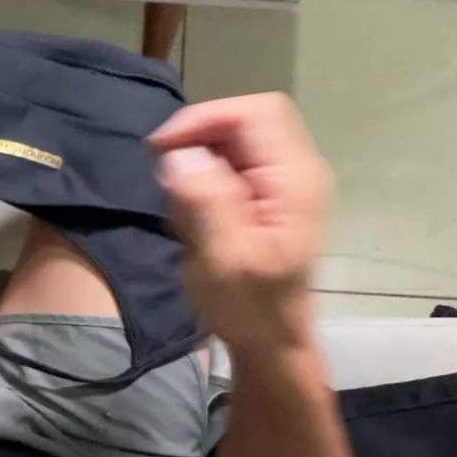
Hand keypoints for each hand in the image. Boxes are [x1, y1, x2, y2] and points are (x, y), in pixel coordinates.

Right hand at [148, 92, 331, 354]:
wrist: (270, 343)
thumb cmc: (249, 308)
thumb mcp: (223, 259)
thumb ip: (205, 202)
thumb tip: (179, 155)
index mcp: (294, 181)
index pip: (255, 113)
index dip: (205, 119)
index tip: (162, 150)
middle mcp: (294, 173)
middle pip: (244, 122)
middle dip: (197, 141)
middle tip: (165, 177)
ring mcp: (281, 186)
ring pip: (232, 144)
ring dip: (196, 167)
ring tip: (182, 212)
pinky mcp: (265, 200)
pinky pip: (228, 169)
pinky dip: (201, 184)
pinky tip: (192, 220)